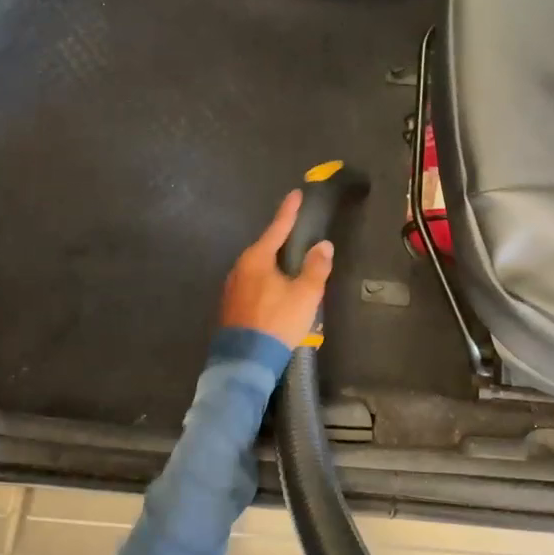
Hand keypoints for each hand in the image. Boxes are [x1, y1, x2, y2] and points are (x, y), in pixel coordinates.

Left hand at [219, 190, 334, 347]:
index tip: (296, 194)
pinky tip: (274, 291)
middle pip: (264, 247)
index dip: (289, 211)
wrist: (244, 360)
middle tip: (297, 234)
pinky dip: (265, 281)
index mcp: (257, 259)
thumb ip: (316, 267)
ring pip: (257, 268)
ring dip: (273, 265)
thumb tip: (323, 245)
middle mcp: (240, 268)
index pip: (278, 228)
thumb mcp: (305, 294)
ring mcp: (232, 287)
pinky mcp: (230, 306)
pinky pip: (252, 284)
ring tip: (289, 267)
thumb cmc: (277, 322)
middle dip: (281, 241)